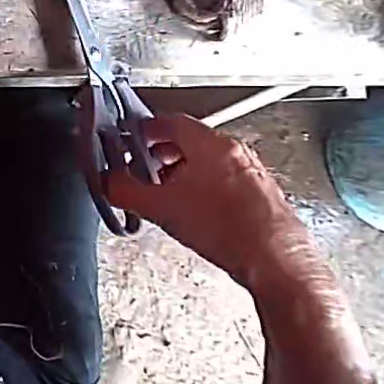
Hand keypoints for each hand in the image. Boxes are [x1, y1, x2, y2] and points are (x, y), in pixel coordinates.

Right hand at [109, 113, 325, 292]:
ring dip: (176, 171)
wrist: (275, 262)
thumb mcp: (160, 208)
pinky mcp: (256, 193)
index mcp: (212, 145)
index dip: (143, 129)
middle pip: (186, 140)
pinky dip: (197, 186)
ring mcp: (249, 172)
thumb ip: (124, 191)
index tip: (128, 139)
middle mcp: (234, 152)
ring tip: (159, 193)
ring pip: (203, 160)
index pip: (170, 121)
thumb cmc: (231, 230)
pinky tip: (187, 210)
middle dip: (156, 153)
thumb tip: (108, 182)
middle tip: (138, 168)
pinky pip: (219, 179)